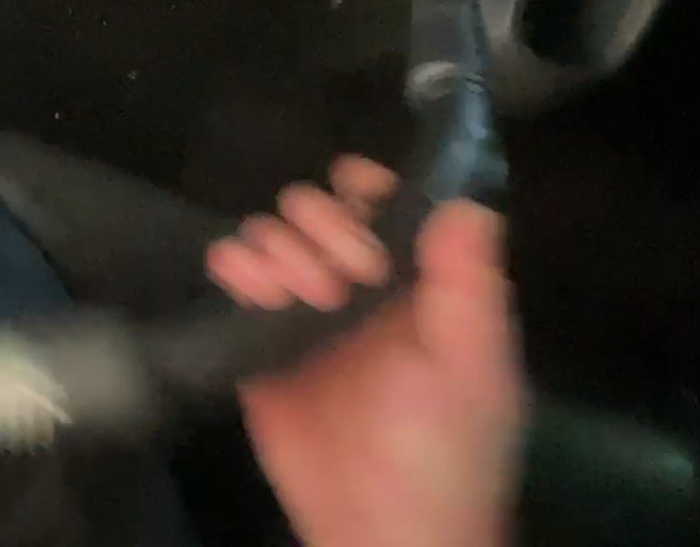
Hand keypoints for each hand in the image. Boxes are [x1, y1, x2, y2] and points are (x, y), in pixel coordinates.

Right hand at [206, 157, 523, 546]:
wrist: (373, 529)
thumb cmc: (439, 448)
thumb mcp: (470, 367)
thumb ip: (466, 283)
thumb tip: (464, 201)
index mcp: (407, 283)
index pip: (380, 205)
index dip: (363, 187)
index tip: (351, 187)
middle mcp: (349, 282)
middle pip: (313, 209)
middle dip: (319, 227)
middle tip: (335, 280)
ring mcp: (296, 305)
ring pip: (266, 233)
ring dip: (273, 245)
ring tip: (291, 293)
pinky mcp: (251, 331)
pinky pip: (229, 273)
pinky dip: (231, 265)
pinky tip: (246, 286)